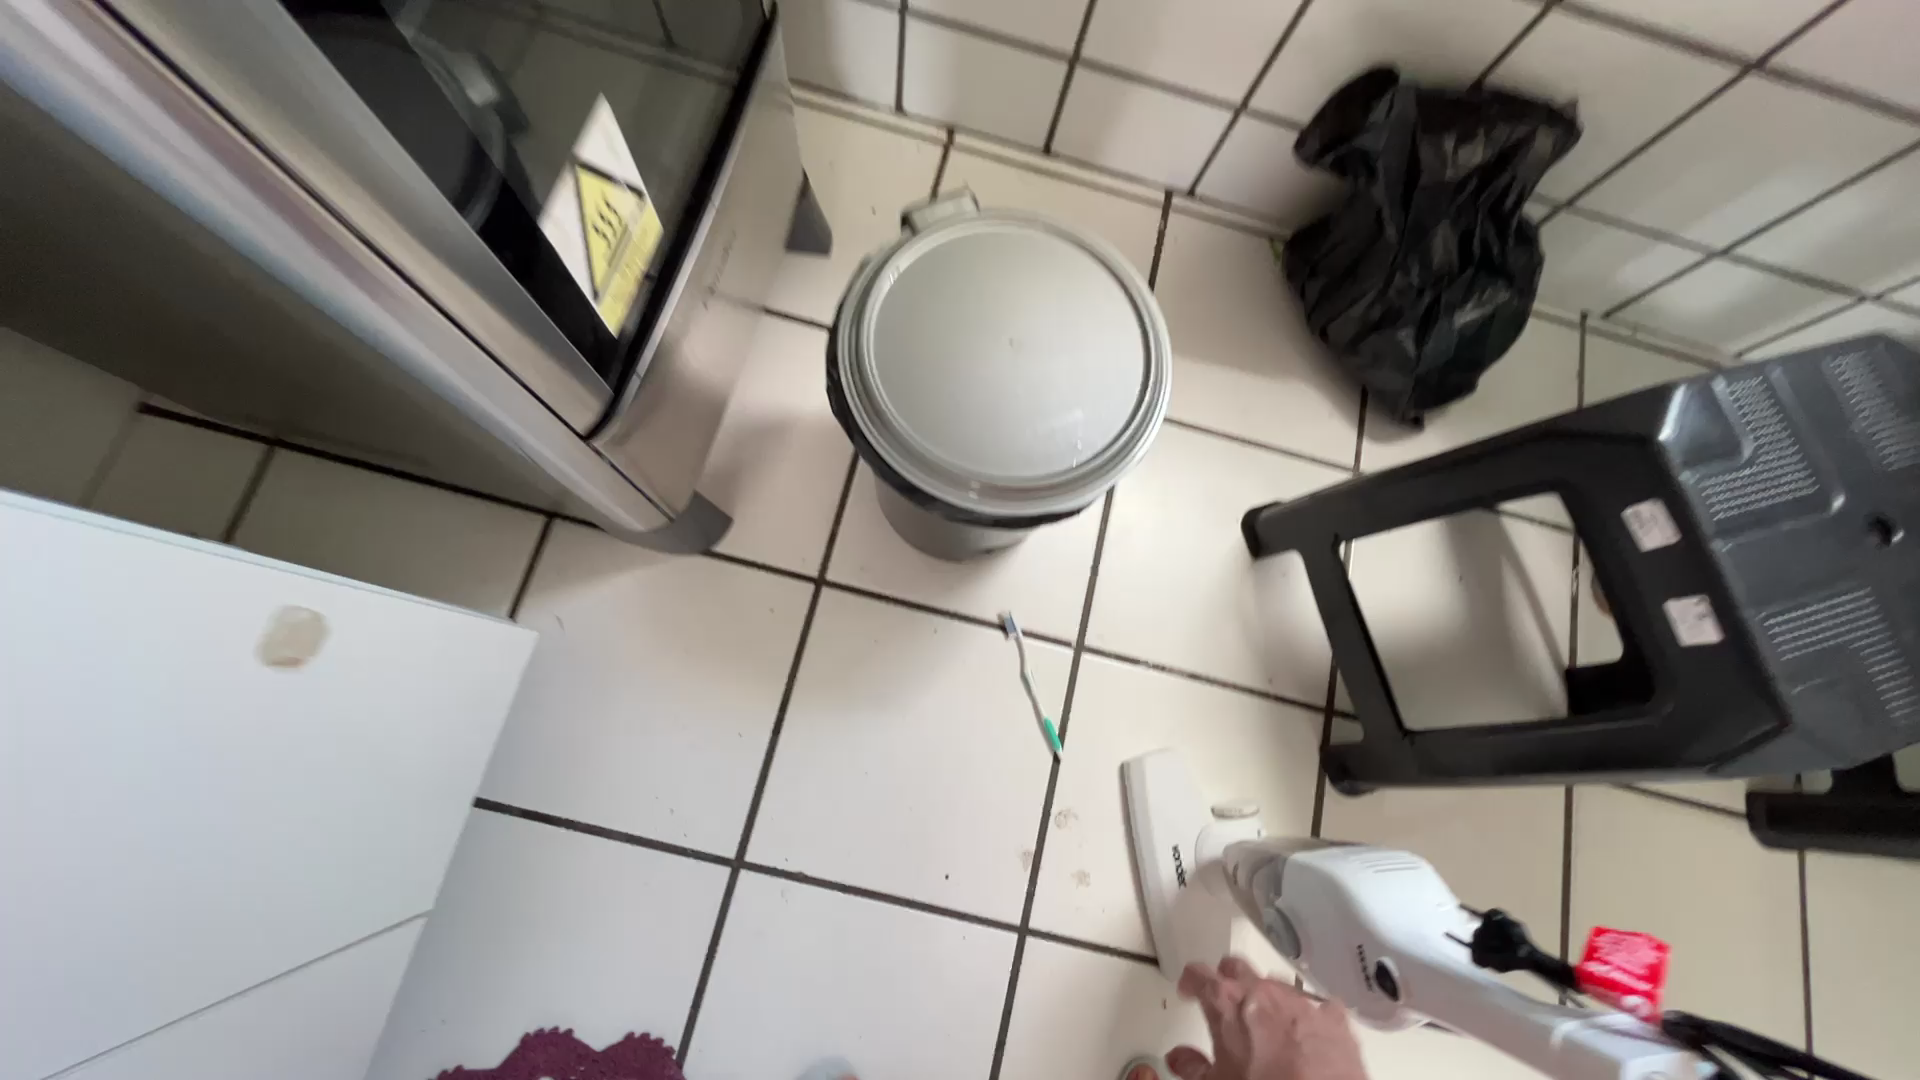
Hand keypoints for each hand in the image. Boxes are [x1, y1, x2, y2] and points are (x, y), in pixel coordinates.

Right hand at [1165, 957, 1368, 1079]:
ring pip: (1277, 982)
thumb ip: (1193, 1068)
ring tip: (1267, 1021)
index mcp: (1226, 1002)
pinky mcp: (1335, 1021)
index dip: (1190, 981)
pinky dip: (1311, 1016)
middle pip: (1237, 967)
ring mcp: (1300, 1002)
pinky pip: (1321, 1006)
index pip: (1199, 974)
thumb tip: (1177, 1057)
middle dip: (1227, 979)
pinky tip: (1310, 1033)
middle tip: (1225, 1001)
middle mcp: (1261, 991)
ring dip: (1267, 995)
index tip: (1188, 993)